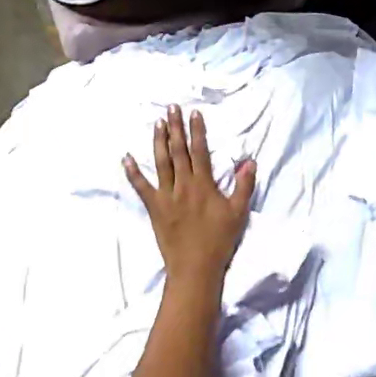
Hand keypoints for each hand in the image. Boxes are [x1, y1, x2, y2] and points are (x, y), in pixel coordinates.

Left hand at [123, 105, 256, 286]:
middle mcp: (183, 184)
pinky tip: (126, 158)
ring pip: (161, 162)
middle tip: (171, 107)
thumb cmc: (219, 241)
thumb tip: (249, 161)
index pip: (200, 151)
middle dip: (176, 127)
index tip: (194, 113)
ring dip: (159, 141)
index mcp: (204, 184)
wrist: (195, 268)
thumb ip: (243, 185)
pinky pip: (141, 187)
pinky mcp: (154, 207)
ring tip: (157, 123)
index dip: (197, 131)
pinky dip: (133, 172)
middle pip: (178, 150)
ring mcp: (167, 195)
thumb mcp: (238, 213)